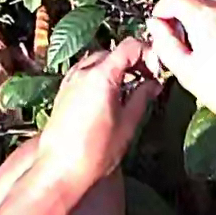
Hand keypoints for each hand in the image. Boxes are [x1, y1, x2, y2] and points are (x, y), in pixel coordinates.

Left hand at [31, 36, 158, 194]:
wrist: (59, 168)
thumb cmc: (96, 151)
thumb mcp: (127, 124)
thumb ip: (141, 97)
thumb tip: (153, 83)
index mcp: (102, 75)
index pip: (129, 46)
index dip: (147, 53)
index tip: (156, 70)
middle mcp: (84, 71)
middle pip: (113, 52)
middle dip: (133, 61)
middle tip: (148, 79)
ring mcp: (71, 79)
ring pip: (98, 61)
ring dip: (116, 67)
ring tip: (130, 88)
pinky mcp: (63, 90)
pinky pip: (85, 72)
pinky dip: (100, 75)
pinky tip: (109, 94)